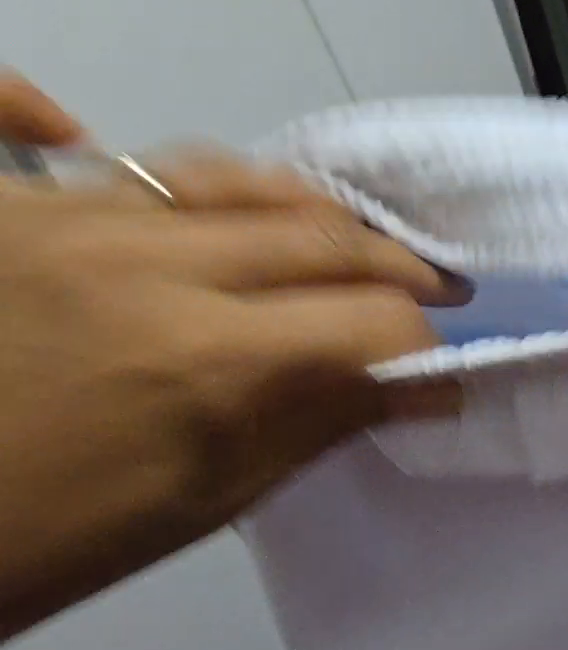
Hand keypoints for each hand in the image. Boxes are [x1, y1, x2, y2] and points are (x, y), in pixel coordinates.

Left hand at [0, 73, 461, 636]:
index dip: (425, 346)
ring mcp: (49, 221)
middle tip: (438, 290)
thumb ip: (324, 419)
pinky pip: (2, 118)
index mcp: (209, 357)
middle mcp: (138, 265)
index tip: (442, 371)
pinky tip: (71, 126)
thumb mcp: (212, 496)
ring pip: (223, 175)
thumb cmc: (52, 537)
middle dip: (402, 269)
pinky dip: (38, 113)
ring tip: (339, 231)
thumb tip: (425, 384)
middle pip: (321, 238)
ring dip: (305, 205)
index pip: (374, 322)